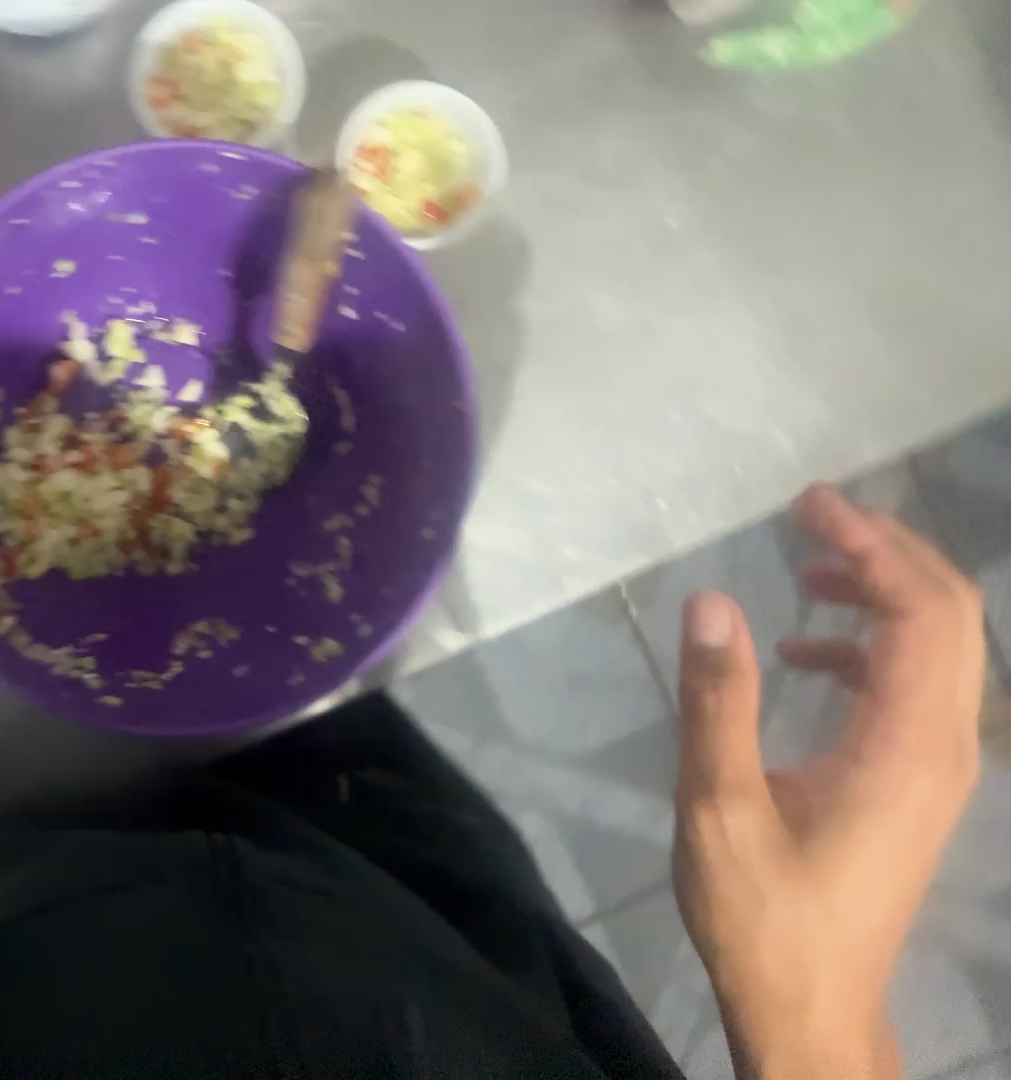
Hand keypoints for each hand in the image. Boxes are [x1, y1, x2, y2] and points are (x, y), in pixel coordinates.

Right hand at [671, 484, 985, 1079]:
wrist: (806, 994)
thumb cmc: (758, 901)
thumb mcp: (719, 799)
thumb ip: (718, 700)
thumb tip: (712, 603)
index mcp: (906, 746)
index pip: (925, 619)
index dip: (876, 551)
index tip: (811, 507)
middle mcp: (942, 747)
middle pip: (951, 624)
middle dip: (890, 556)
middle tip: (813, 513)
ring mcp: (932, 765)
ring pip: (938, 653)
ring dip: (882, 596)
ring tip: (808, 566)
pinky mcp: (906, 779)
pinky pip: (909, 689)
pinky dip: (864, 647)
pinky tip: (801, 652)